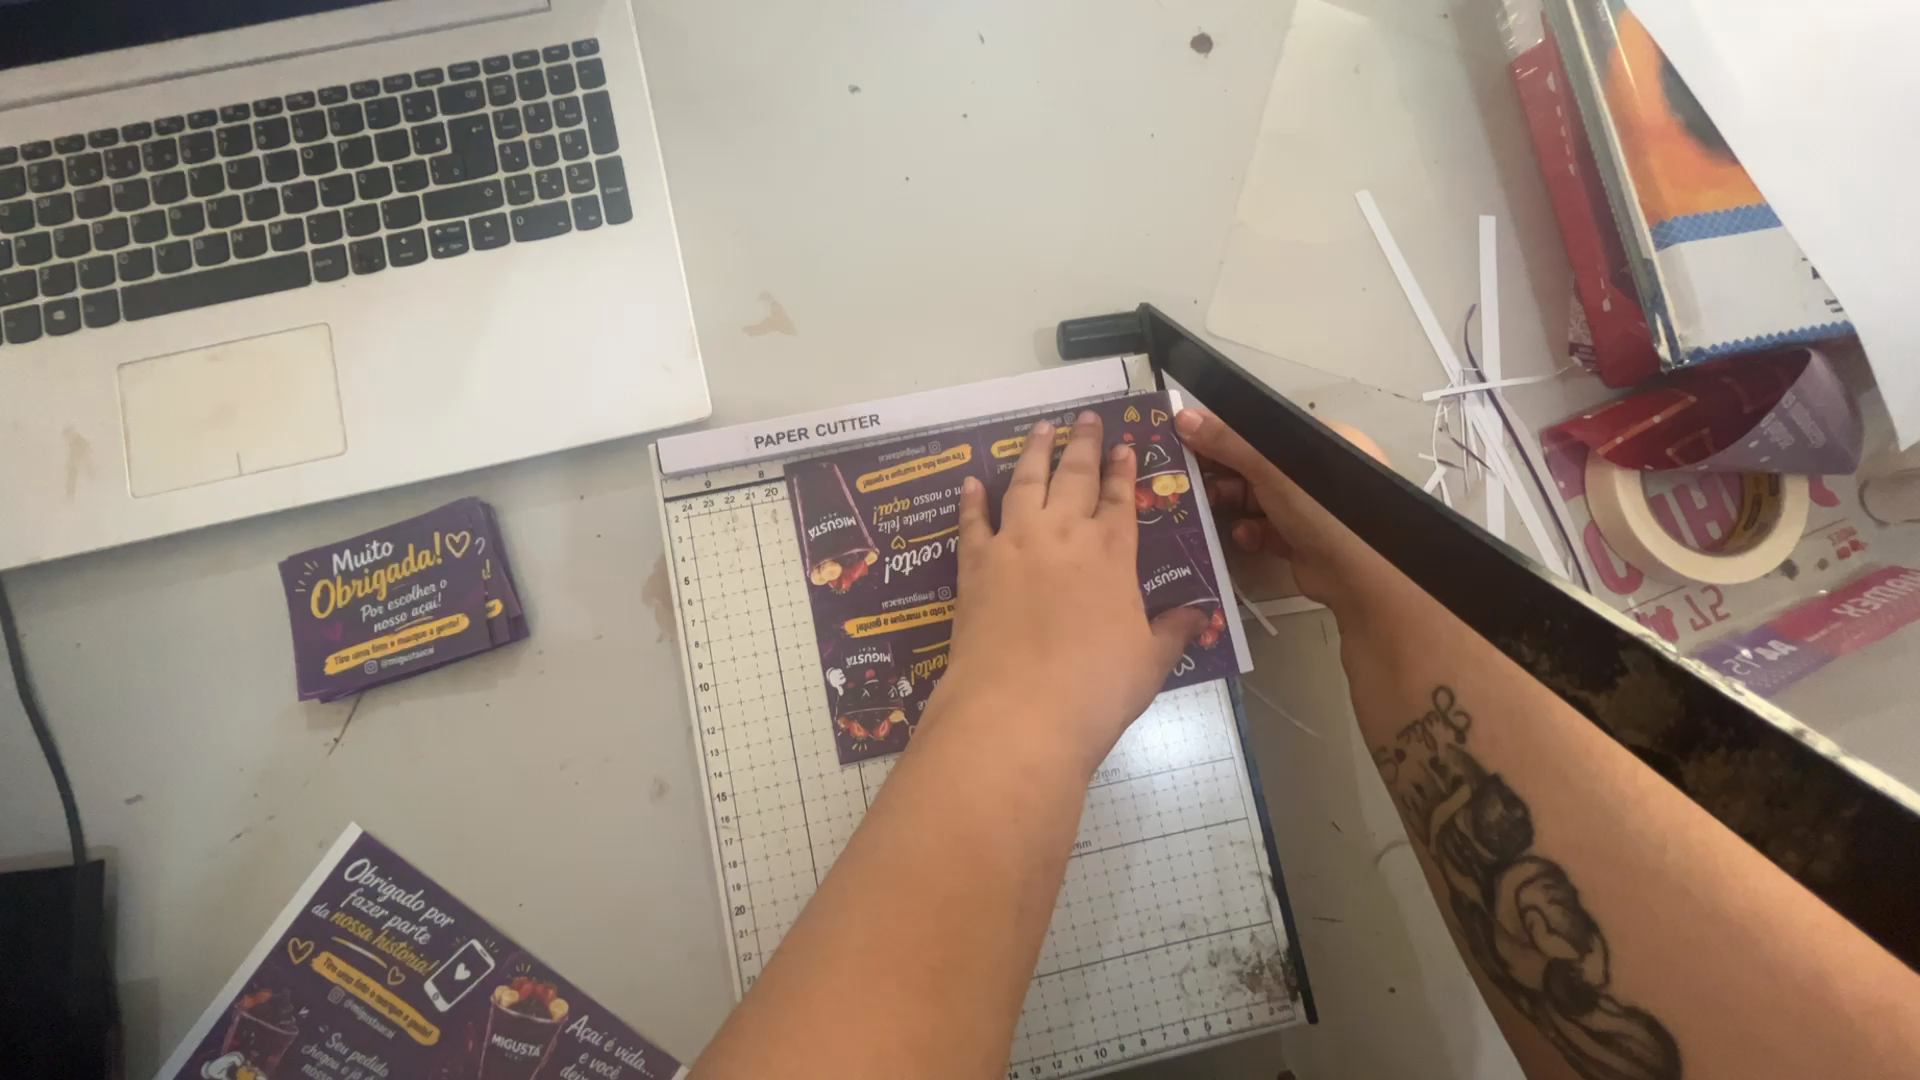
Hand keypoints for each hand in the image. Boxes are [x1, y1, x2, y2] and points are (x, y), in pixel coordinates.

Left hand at [929, 411, 1208, 770]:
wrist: (1019, 709)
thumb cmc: (1095, 689)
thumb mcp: (1150, 663)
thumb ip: (1172, 631)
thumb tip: (1197, 614)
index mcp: (1111, 554)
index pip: (1120, 499)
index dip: (1123, 471)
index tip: (1124, 445)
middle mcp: (1063, 535)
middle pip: (1075, 476)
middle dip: (1083, 444)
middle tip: (1085, 417)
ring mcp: (1015, 544)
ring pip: (1025, 483)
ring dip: (1034, 452)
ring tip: (1041, 427)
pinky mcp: (974, 564)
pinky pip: (973, 521)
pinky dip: (972, 499)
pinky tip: (971, 480)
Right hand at [1174, 407, 1387, 609]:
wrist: (1361, 573)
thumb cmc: (1322, 506)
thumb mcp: (1270, 463)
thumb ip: (1227, 441)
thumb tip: (1182, 418)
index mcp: (1317, 438)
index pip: (1258, 430)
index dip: (1220, 435)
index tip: (1185, 443)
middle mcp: (1314, 471)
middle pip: (1252, 466)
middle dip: (1220, 475)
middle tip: (1188, 482)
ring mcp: (1309, 508)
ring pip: (1255, 500)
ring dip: (1231, 505)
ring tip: (1211, 509)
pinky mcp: (1301, 541)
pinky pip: (1264, 531)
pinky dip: (1250, 533)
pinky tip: (1244, 536)